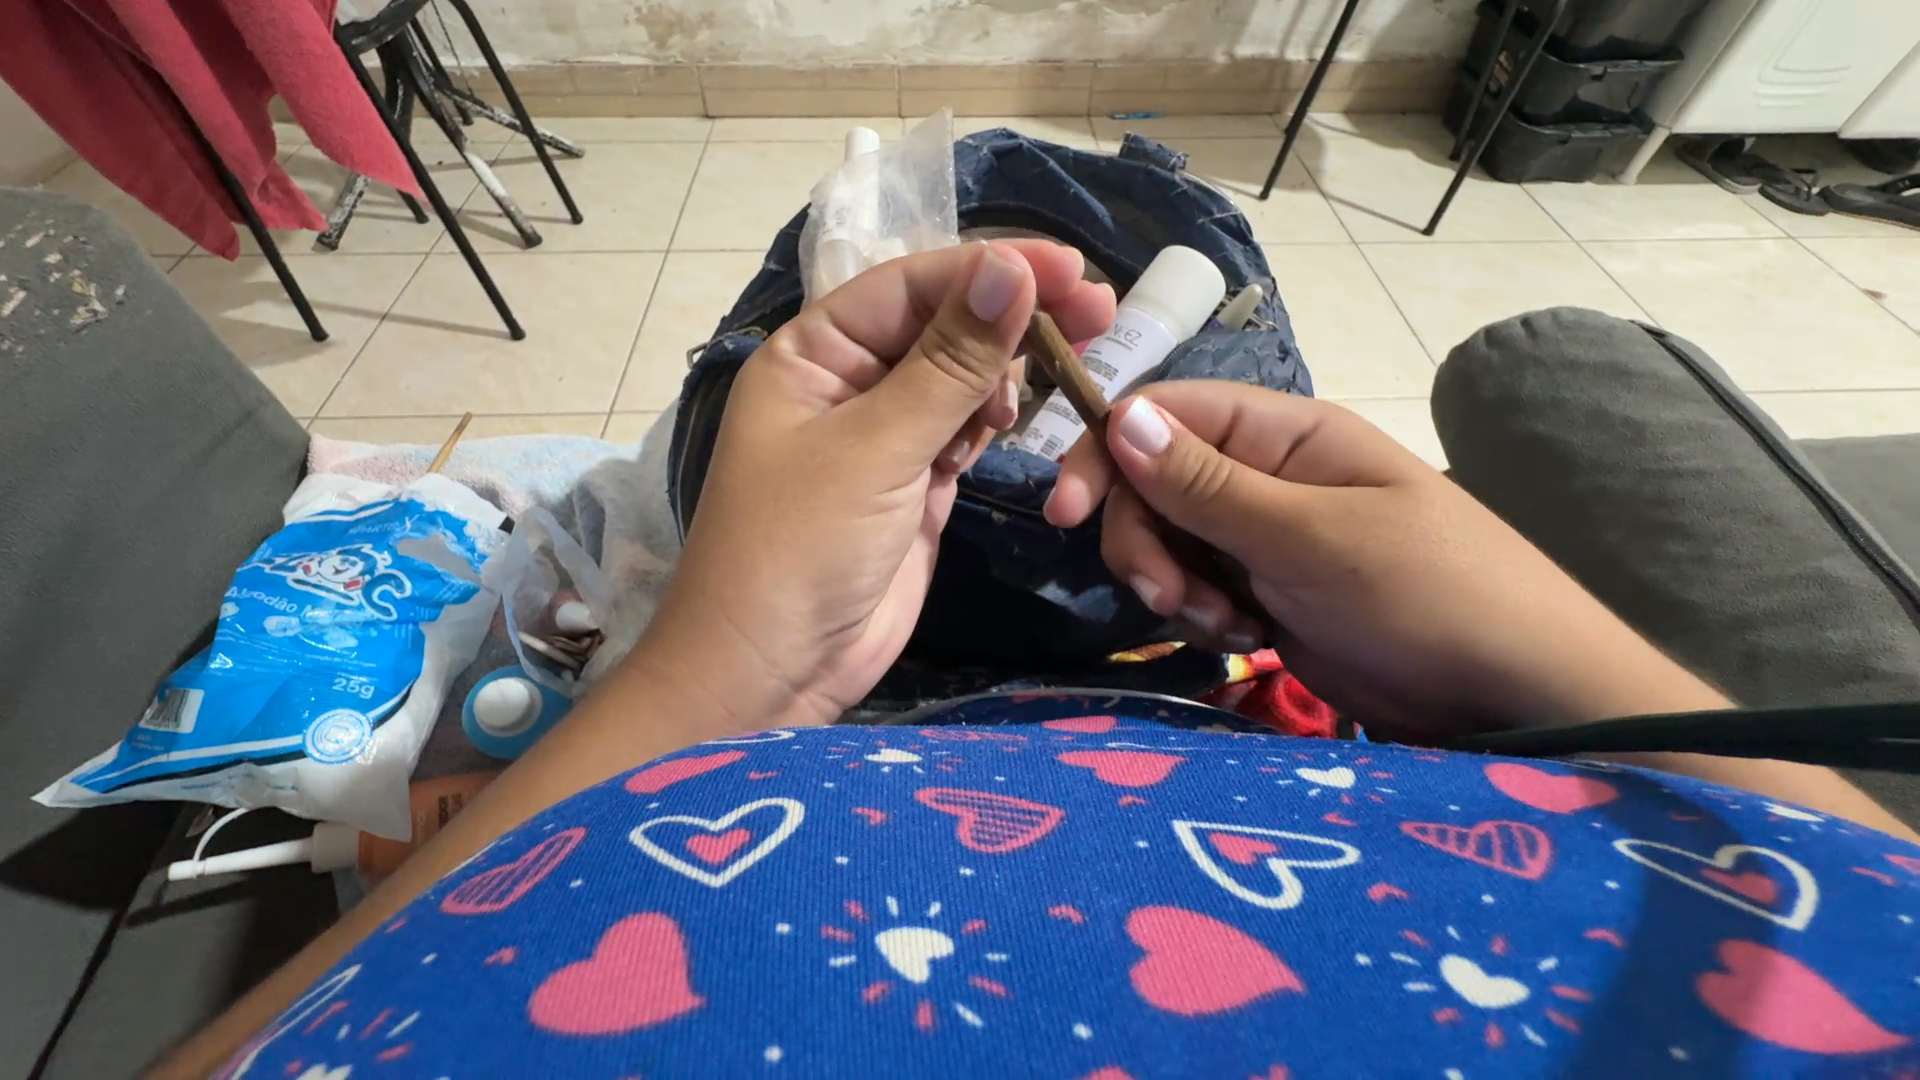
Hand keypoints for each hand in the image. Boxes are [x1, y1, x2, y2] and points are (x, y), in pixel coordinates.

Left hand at [642, 241, 1116, 729]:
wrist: (776, 671)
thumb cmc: (801, 550)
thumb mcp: (875, 450)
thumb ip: (948, 364)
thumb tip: (1011, 269)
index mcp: (814, 353)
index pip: (912, 286)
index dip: (991, 269)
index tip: (1072, 269)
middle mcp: (849, 383)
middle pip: (942, 327)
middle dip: (1013, 316)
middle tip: (1099, 310)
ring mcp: (885, 436)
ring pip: (960, 378)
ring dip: (1007, 371)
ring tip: (1062, 369)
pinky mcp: (915, 484)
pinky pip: (964, 431)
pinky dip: (992, 422)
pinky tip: (1011, 423)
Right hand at [1044, 381, 1728, 736]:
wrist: (1507, 699)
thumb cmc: (1428, 596)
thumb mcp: (1311, 538)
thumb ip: (1207, 485)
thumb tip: (1120, 417)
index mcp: (1280, 433)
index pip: (1162, 414)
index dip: (1105, 455)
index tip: (1065, 514)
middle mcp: (1259, 473)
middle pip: (1149, 487)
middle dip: (1146, 545)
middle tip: (1169, 601)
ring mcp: (1255, 533)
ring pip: (1164, 543)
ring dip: (1176, 588)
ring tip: (1232, 628)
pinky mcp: (1256, 587)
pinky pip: (1192, 587)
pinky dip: (1202, 615)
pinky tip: (1247, 639)